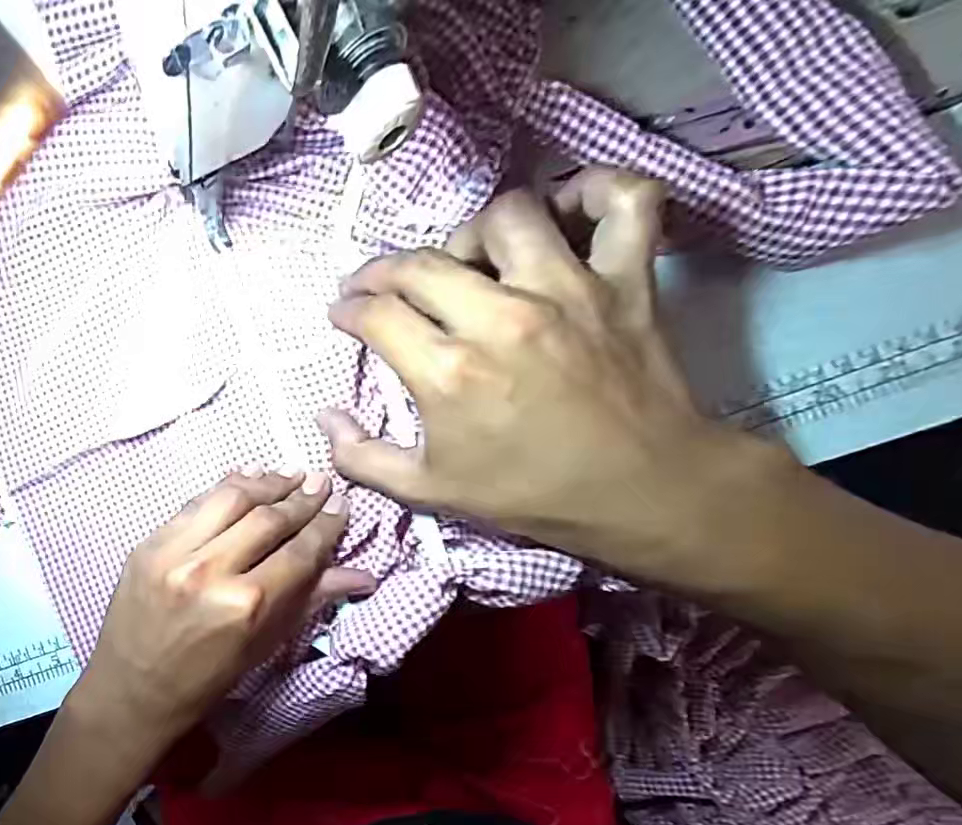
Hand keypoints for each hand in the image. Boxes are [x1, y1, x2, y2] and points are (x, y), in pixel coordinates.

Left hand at [61, 470, 375, 771]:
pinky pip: (195, 504)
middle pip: (268, 519)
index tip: (341, 505)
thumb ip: (310, 600)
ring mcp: (173, 553)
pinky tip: (246, 477)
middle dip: (301, 498)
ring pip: (230, 498)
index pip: (299, 552)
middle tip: (321, 481)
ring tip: (288, 474)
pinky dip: (224, 487)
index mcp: (246, 605)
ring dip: (266, 482)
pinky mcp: (147, 544)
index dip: (326, 525)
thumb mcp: (265, 646)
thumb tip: (362, 575)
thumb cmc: (207, 679)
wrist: (133, 690)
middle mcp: (211, 571)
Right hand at [319, 169, 796, 582]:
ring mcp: (568, 289)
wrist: (636, 492)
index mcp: (448, 372)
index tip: (345, 313)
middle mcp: (500, 317)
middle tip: (381, 287)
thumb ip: (363, 459)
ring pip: (506, 217)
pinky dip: (597, 192)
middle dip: (383, 270)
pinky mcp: (626, 279)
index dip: (348, 308)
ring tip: (470, 263)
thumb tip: (324, 417)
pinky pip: (623, 202)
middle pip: (422, 262)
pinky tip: (568, 210)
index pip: (377, 313)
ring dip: (473, 235)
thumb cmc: (528, 494)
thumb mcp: (430, 492)